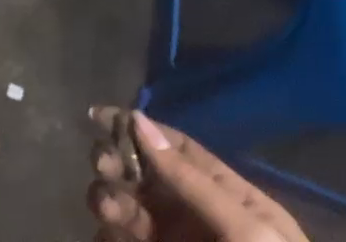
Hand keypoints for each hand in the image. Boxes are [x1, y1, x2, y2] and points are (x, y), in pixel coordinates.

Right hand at [87, 107, 308, 241]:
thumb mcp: (247, 231)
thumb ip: (191, 179)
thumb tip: (137, 120)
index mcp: (228, 198)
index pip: (178, 148)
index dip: (138, 127)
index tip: (98, 117)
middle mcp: (195, 215)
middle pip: (142, 172)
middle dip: (116, 162)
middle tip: (104, 168)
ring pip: (124, 204)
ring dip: (107, 198)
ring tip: (109, 212)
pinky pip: (115, 238)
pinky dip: (104, 235)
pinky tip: (107, 237)